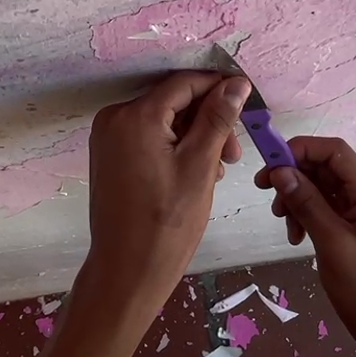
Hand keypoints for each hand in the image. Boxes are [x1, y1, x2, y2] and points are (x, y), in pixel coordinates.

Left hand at [83, 71, 248, 308]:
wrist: (126, 272)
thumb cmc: (167, 223)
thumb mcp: (200, 166)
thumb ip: (218, 119)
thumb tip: (236, 83)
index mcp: (135, 116)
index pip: (184, 83)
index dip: (219, 87)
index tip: (247, 100)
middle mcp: (115, 118)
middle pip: (173, 101)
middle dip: (208, 119)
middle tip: (235, 152)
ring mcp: (108, 136)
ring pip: (163, 119)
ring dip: (194, 135)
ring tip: (218, 167)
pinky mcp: (109, 154)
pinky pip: (148, 135)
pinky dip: (173, 145)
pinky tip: (195, 171)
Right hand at [255, 136, 355, 342]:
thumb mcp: (331, 243)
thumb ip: (306, 203)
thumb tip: (280, 172)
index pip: (334, 151)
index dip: (300, 150)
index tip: (270, 166)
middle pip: (326, 168)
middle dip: (295, 177)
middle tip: (267, 195)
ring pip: (324, 187)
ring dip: (299, 198)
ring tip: (286, 225)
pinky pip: (329, 206)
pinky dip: (309, 214)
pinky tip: (298, 236)